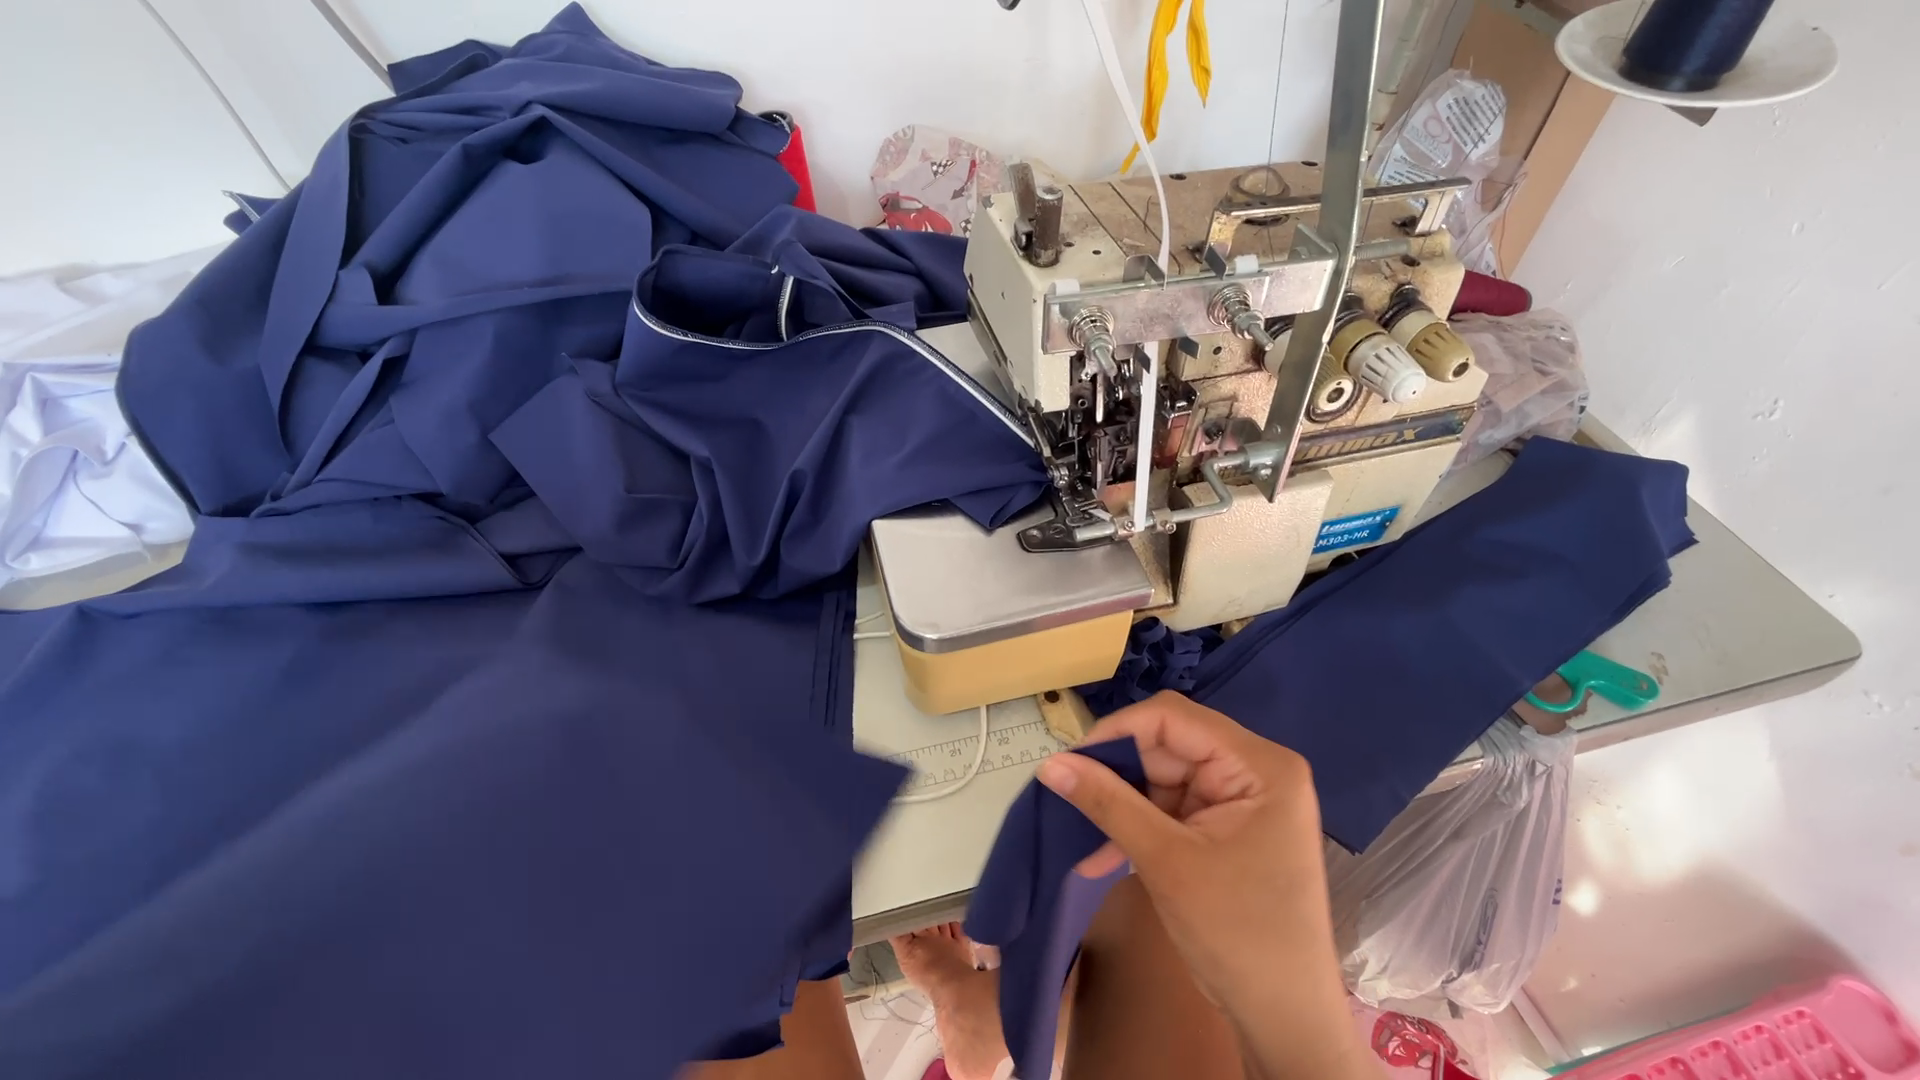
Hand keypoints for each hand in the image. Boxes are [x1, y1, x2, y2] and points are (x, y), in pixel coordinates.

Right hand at [1034, 692, 1368, 1078]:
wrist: (1284, 1018)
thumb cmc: (1238, 932)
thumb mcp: (1165, 860)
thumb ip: (1107, 803)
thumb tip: (1049, 764)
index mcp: (1258, 765)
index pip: (1173, 719)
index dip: (1116, 732)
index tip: (1068, 761)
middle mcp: (1254, 771)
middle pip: (1167, 748)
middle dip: (1116, 776)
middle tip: (1066, 800)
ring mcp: (1241, 802)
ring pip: (1162, 781)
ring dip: (1120, 808)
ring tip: (1078, 837)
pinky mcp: (1226, 829)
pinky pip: (1171, 811)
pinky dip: (1137, 829)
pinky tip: (1100, 857)